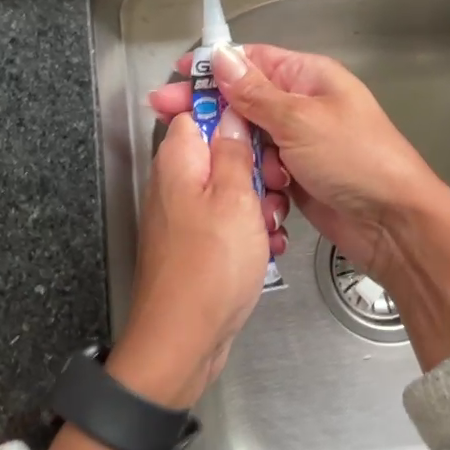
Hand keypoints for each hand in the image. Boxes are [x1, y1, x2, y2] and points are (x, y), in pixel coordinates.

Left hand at [111, 109, 285, 409]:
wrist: (183, 339)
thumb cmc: (208, 268)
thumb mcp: (234, 198)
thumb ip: (234, 150)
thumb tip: (232, 114)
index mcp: (178, 159)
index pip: (199, 110)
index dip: (235, 114)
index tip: (264, 129)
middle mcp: (176, 181)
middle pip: (222, 150)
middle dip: (256, 166)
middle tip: (272, 189)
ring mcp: (186, 214)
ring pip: (232, 188)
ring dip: (259, 203)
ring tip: (270, 225)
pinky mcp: (197, 243)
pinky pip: (229, 222)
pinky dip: (250, 232)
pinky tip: (266, 248)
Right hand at [149, 44, 449, 371]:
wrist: (394, 224)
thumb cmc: (354, 159)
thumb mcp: (300, 120)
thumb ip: (254, 93)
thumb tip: (220, 56)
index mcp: (308, 77)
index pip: (251, 61)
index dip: (212, 66)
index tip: (177, 75)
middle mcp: (301, 105)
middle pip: (243, 99)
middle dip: (210, 109)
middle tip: (167, 113)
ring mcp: (298, 143)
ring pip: (248, 138)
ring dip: (237, 151)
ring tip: (236, 166)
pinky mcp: (296, 177)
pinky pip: (260, 170)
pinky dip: (253, 178)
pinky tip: (250, 191)